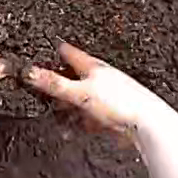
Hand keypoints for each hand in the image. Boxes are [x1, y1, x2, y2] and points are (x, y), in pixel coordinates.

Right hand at [24, 41, 175, 135]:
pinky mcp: (113, 114)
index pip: (71, 54)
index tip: (48, 48)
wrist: (146, 124)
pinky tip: (75, 129)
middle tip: (45, 90)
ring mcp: (108, 96)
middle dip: (60, 85)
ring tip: (58, 116)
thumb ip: (54, 83)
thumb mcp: (79, 93)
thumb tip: (30, 71)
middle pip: (75, 78)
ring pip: (82, 99)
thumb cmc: (120, 102)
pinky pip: (90, 116)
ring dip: (69, 109)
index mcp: (94, 67)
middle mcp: (102, 79)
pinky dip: (80, 122)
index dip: (57, 51)